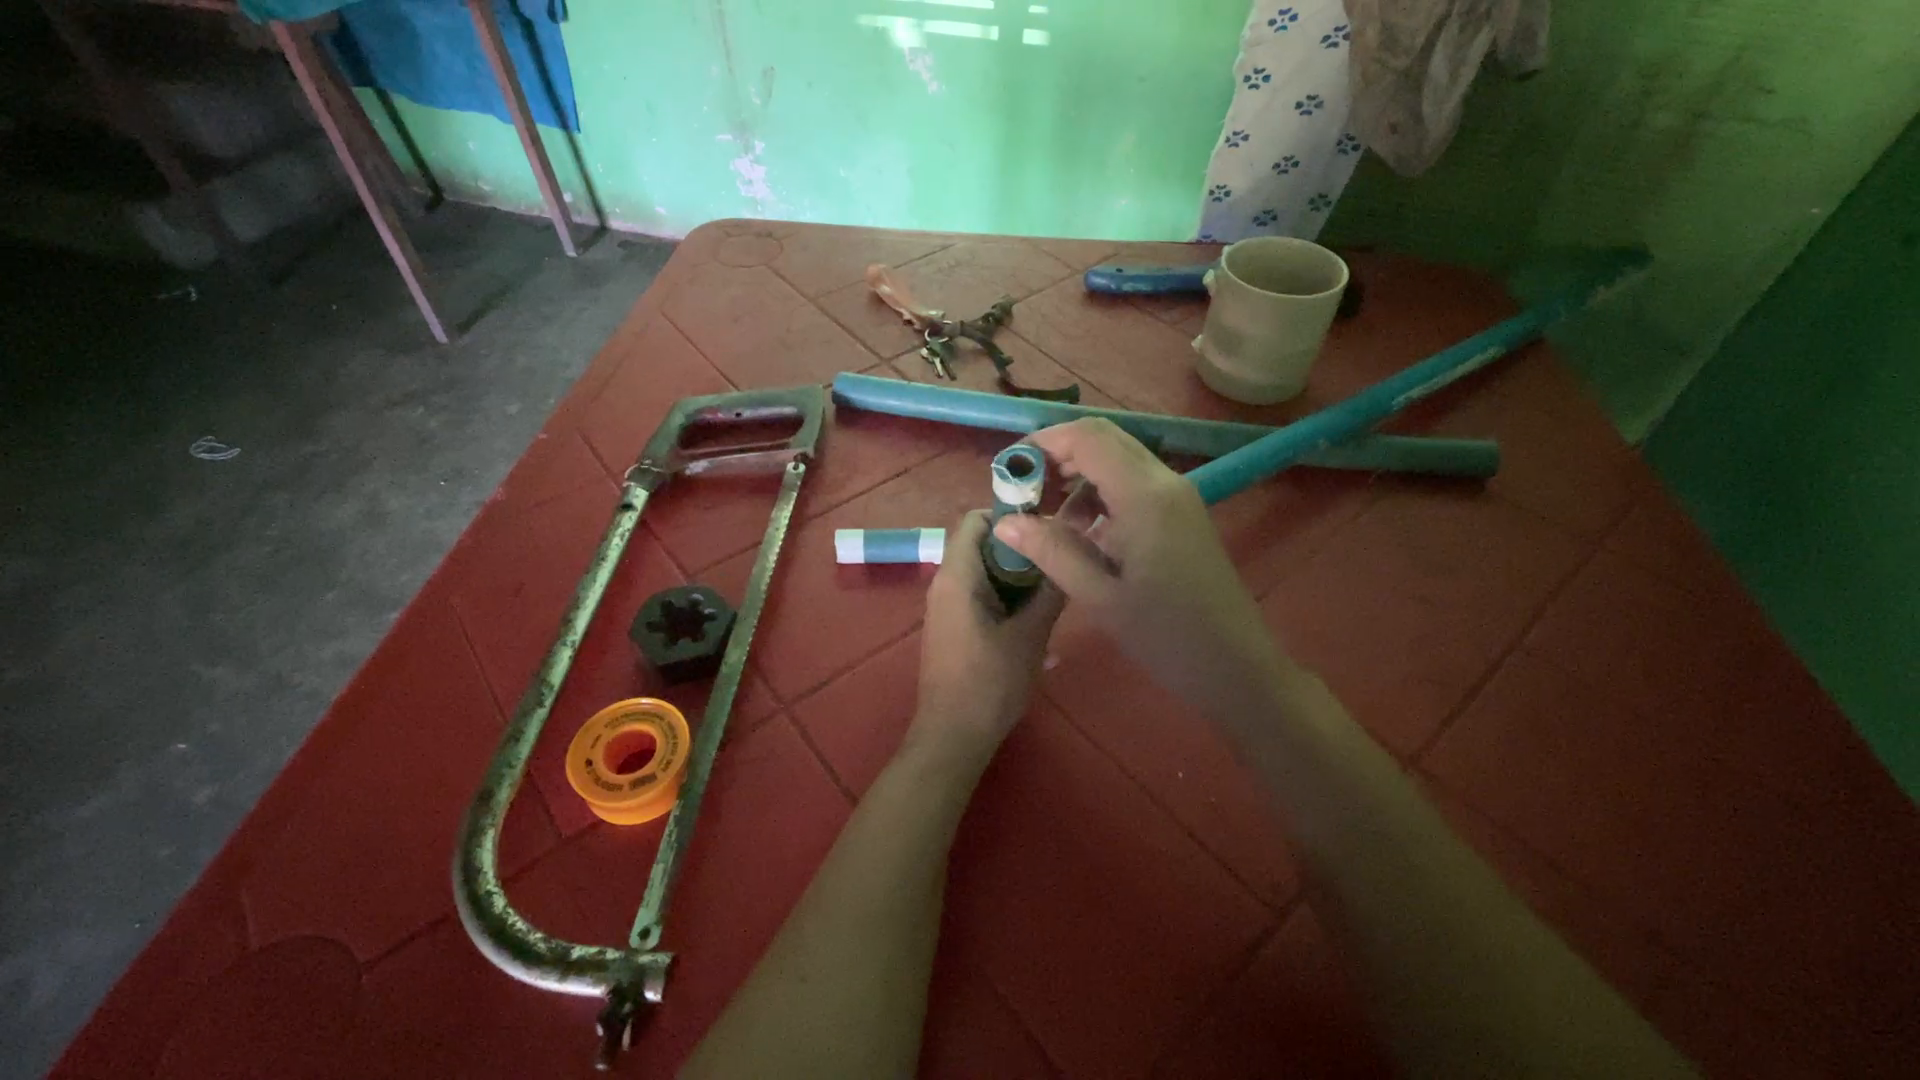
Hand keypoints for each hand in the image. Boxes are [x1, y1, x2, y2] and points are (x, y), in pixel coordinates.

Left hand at [911, 510, 1064, 763]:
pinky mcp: (952, 628)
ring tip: (1054, 593)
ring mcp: (946, 607)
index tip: (1048, 531)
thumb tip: (1073, 555)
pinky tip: (1037, 623)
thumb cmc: (990, 683)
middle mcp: (944, 584)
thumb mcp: (1031, 636)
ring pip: (984, 572)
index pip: (976, 519)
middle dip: (1021, 550)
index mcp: (957, 577)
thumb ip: (1051, 593)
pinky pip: (980, 596)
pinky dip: (1007, 599)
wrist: (953, 736)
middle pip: (982, 545)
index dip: (1011, 517)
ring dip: (1018, 578)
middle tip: (1059, 563)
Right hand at [992, 419, 1282, 722]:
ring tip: (1046, 519)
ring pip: (1118, 461)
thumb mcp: (1099, 597)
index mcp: (1145, 495)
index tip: (1007, 470)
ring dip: (1079, 477)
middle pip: (1104, 440)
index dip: (1043, 443)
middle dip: (1058, 455)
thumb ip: (1051, 551)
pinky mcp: (1181, 516)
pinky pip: (1133, 485)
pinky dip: (1101, 495)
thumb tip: (1004, 521)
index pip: (1088, 437)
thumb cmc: (1166, 636)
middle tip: (1022, 493)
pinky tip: (1082, 534)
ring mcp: (1177, 497)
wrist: (1236, 666)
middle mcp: (1164, 482)